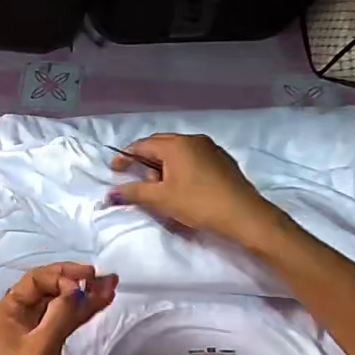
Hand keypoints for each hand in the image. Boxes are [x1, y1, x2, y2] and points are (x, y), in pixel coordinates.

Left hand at [0, 262, 115, 354]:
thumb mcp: (43, 346)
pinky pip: (63, 322)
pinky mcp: (44, 348)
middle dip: (75, 282)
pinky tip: (101, 303)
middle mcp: (14, 319)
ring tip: (111, 286)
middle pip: (46, 290)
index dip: (61, 276)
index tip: (86, 282)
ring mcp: (29, 334)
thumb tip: (80, 288)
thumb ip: (61, 313)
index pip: (34, 280)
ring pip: (58, 306)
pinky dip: (80, 313)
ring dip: (82, 297)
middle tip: (104, 278)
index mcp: (4, 313)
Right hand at [109, 133, 284, 244]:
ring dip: (163, 165)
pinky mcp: (222, 159)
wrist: (244, 215)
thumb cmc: (198, 204)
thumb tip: (110, 193)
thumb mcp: (161, 199)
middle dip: (145, 160)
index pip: (141, 145)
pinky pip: (192, 156)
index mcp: (175, 145)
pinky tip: (183, 186)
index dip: (125, 157)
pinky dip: (180, 167)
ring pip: (177, 150)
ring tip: (162, 188)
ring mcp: (210, 147)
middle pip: (159, 144)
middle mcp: (192, 139)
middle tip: (139, 181)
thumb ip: (133, 192)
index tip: (114, 170)